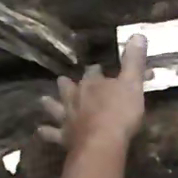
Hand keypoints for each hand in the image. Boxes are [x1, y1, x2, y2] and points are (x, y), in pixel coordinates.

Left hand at [38, 35, 147, 152]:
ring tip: (43, 100)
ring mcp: (68, 117)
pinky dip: (46, 131)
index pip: (93, 72)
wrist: (103, 142)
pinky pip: (52, 133)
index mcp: (92, 84)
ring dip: (50, 104)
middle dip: (68, 84)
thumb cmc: (120, 112)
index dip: (97, 71)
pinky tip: (40, 130)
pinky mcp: (65, 137)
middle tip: (63, 80)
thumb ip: (134, 61)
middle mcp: (76, 97)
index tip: (100, 69)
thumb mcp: (133, 84)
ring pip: (56, 107)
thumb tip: (137, 34)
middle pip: (69, 87)